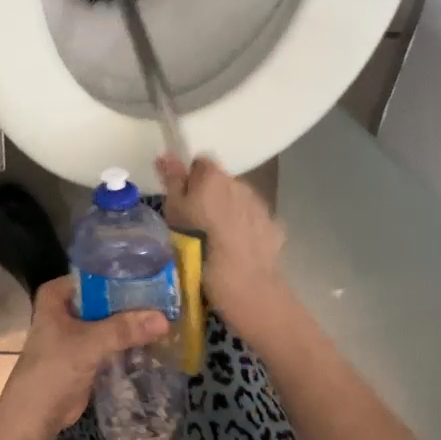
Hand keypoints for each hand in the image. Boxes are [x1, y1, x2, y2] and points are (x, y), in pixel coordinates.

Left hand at [0, 276, 169, 437]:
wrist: (36, 416)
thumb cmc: (53, 370)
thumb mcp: (88, 344)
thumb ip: (124, 329)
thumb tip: (164, 318)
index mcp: (57, 294)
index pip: (96, 274)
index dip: (125, 276)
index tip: (158, 277)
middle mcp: (66, 307)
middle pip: (106, 298)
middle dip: (134, 301)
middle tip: (171, 299)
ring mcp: (77, 331)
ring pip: (111, 320)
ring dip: (134, 323)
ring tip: (170, 317)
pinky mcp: (87, 353)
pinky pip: (113, 341)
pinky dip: (130, 341)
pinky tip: (157, 339)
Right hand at [156, 154, 293, 346]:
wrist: (246, 285)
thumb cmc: (199, 247)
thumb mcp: (175, 213)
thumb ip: (172, 181)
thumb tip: (166, 154)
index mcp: (213, 177)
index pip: (200, 163)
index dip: (189, 178)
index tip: (182, 200)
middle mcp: (240, 184)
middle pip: (221, 182)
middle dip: (209, 196)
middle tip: (194, 223)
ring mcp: (260, 206)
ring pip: (239, 201)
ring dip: (228, 212)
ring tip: (216, 240)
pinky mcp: (274, 228)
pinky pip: (254, 221)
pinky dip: (245, 230)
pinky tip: (237, 250)